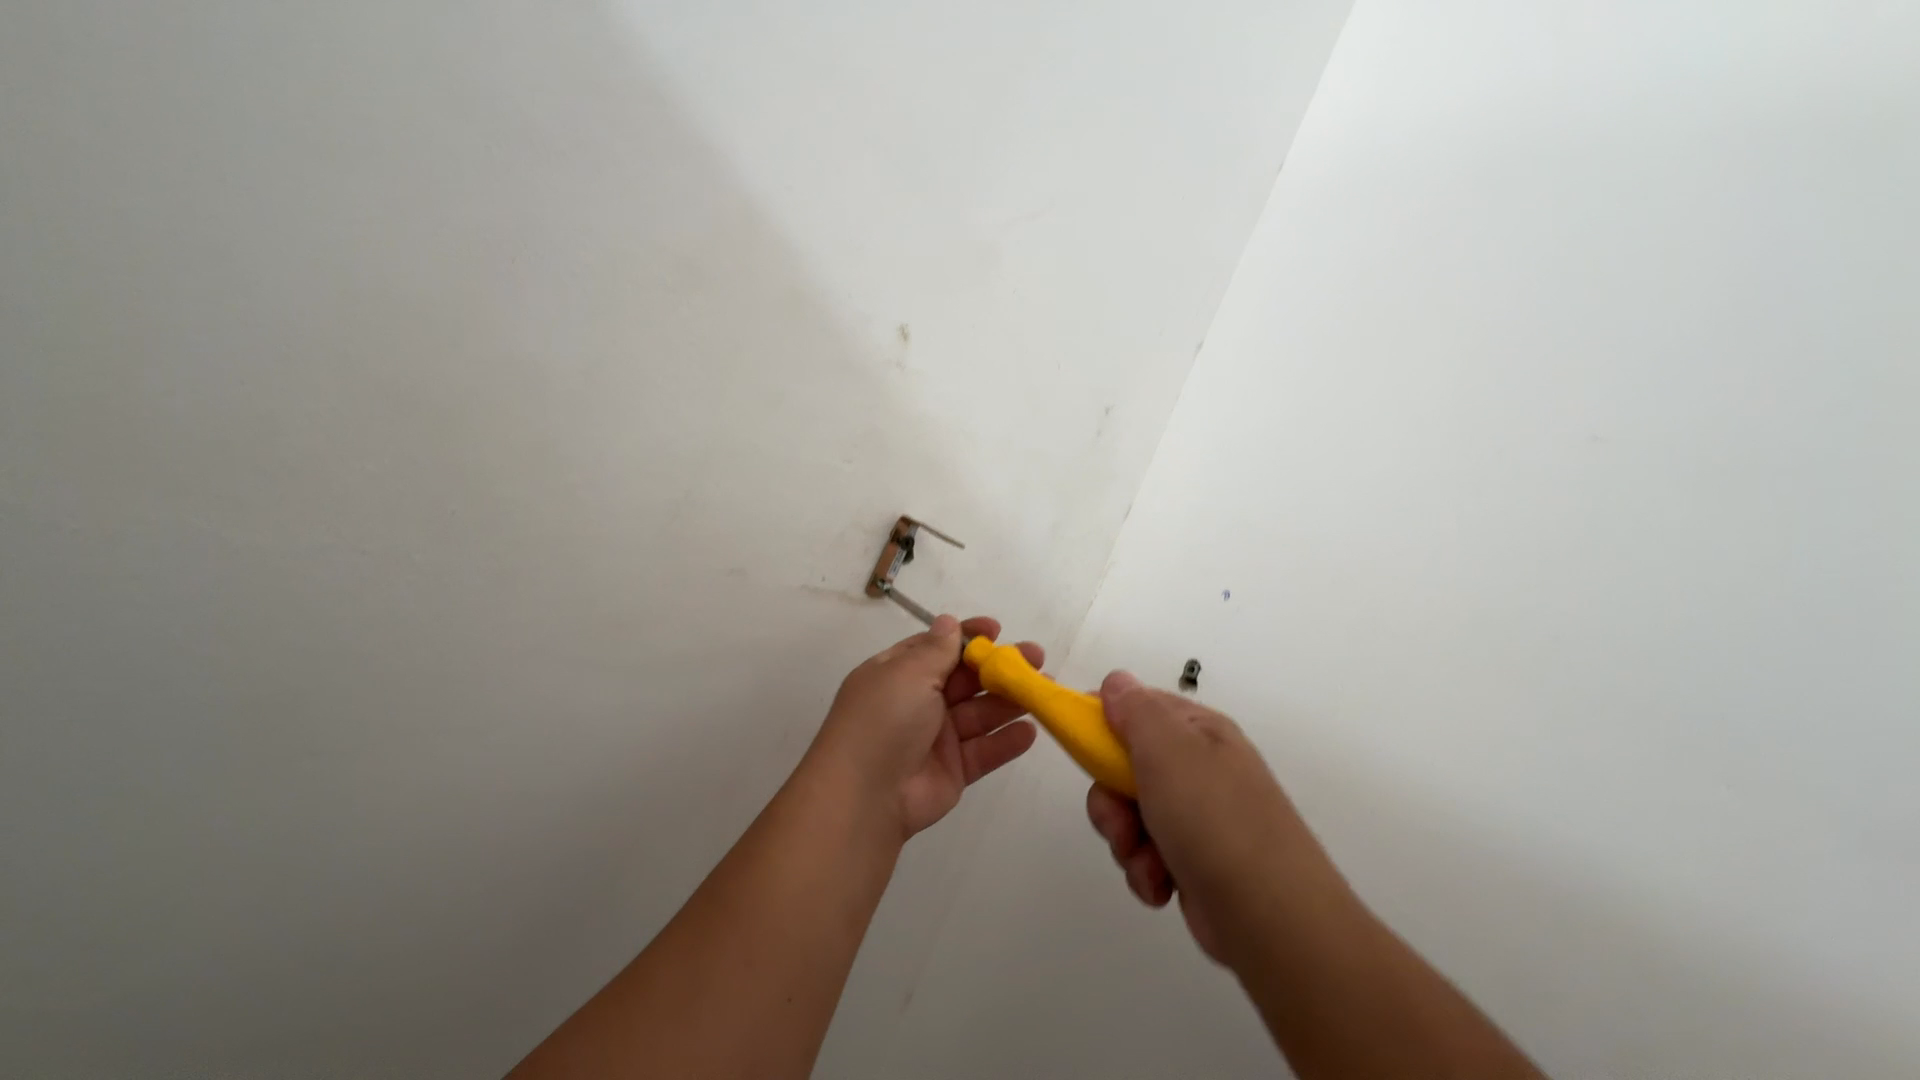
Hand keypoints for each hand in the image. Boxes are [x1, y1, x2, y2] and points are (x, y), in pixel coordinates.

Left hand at [809, 615, 1040, 838]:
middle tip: (1036, 658)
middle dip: (999, 667)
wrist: (867, 795)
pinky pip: (984, 750)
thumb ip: (937, 649)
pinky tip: (1030, 730)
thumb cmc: (884, 720)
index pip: (937, 648)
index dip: (967, 637)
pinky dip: (1007, 741)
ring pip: (980, 713)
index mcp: (897, 674)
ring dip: (1011, 701)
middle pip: (965, 680)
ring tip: (1044, 689)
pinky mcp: (953, 770)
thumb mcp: (907, 673)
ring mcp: (936, 738)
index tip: (997, 629)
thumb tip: (948, 622)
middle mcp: (917, 703)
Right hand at [1085, 671, 1336, 966]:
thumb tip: (1117, 681)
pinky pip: (1146, 855)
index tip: (1082, 746)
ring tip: (1148, 863)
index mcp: (1199, 732)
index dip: (1104, 723)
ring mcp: (1198, 818)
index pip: (1138, 708)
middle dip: (1110, 798)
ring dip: (1127, 841)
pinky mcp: (1194, 862)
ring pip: (1130, 815)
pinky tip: (1162, 887)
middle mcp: (1199, 769)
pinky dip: (1146, 871)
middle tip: (1120, 820)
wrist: (1269, 915)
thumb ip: (1136, 710)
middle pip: (1124, 766)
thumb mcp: (1169, 750)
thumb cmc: (1214, 819)